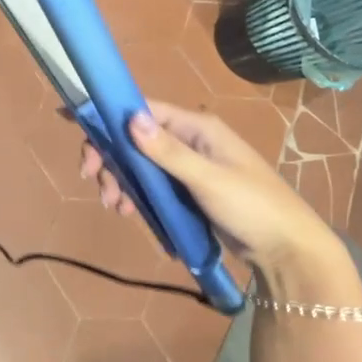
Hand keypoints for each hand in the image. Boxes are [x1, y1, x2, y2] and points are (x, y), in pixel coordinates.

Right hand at [79, 100, 336, 272]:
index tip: (73, 124)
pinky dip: (135, 195)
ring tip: (116, 207)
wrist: (289, 251)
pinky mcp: (186, 190)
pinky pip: (150, 184)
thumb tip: (129, 117)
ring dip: (120, 181)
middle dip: (109, 158)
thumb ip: (167, 151)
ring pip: (137, 164)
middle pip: (132, 138)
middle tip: (92, 180)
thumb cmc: (253, 207)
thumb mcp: (208, 179)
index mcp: (197, 128)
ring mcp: (187, 166)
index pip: (142, 110)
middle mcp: (189, 141)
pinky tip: (131, 212)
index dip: (107, 114)